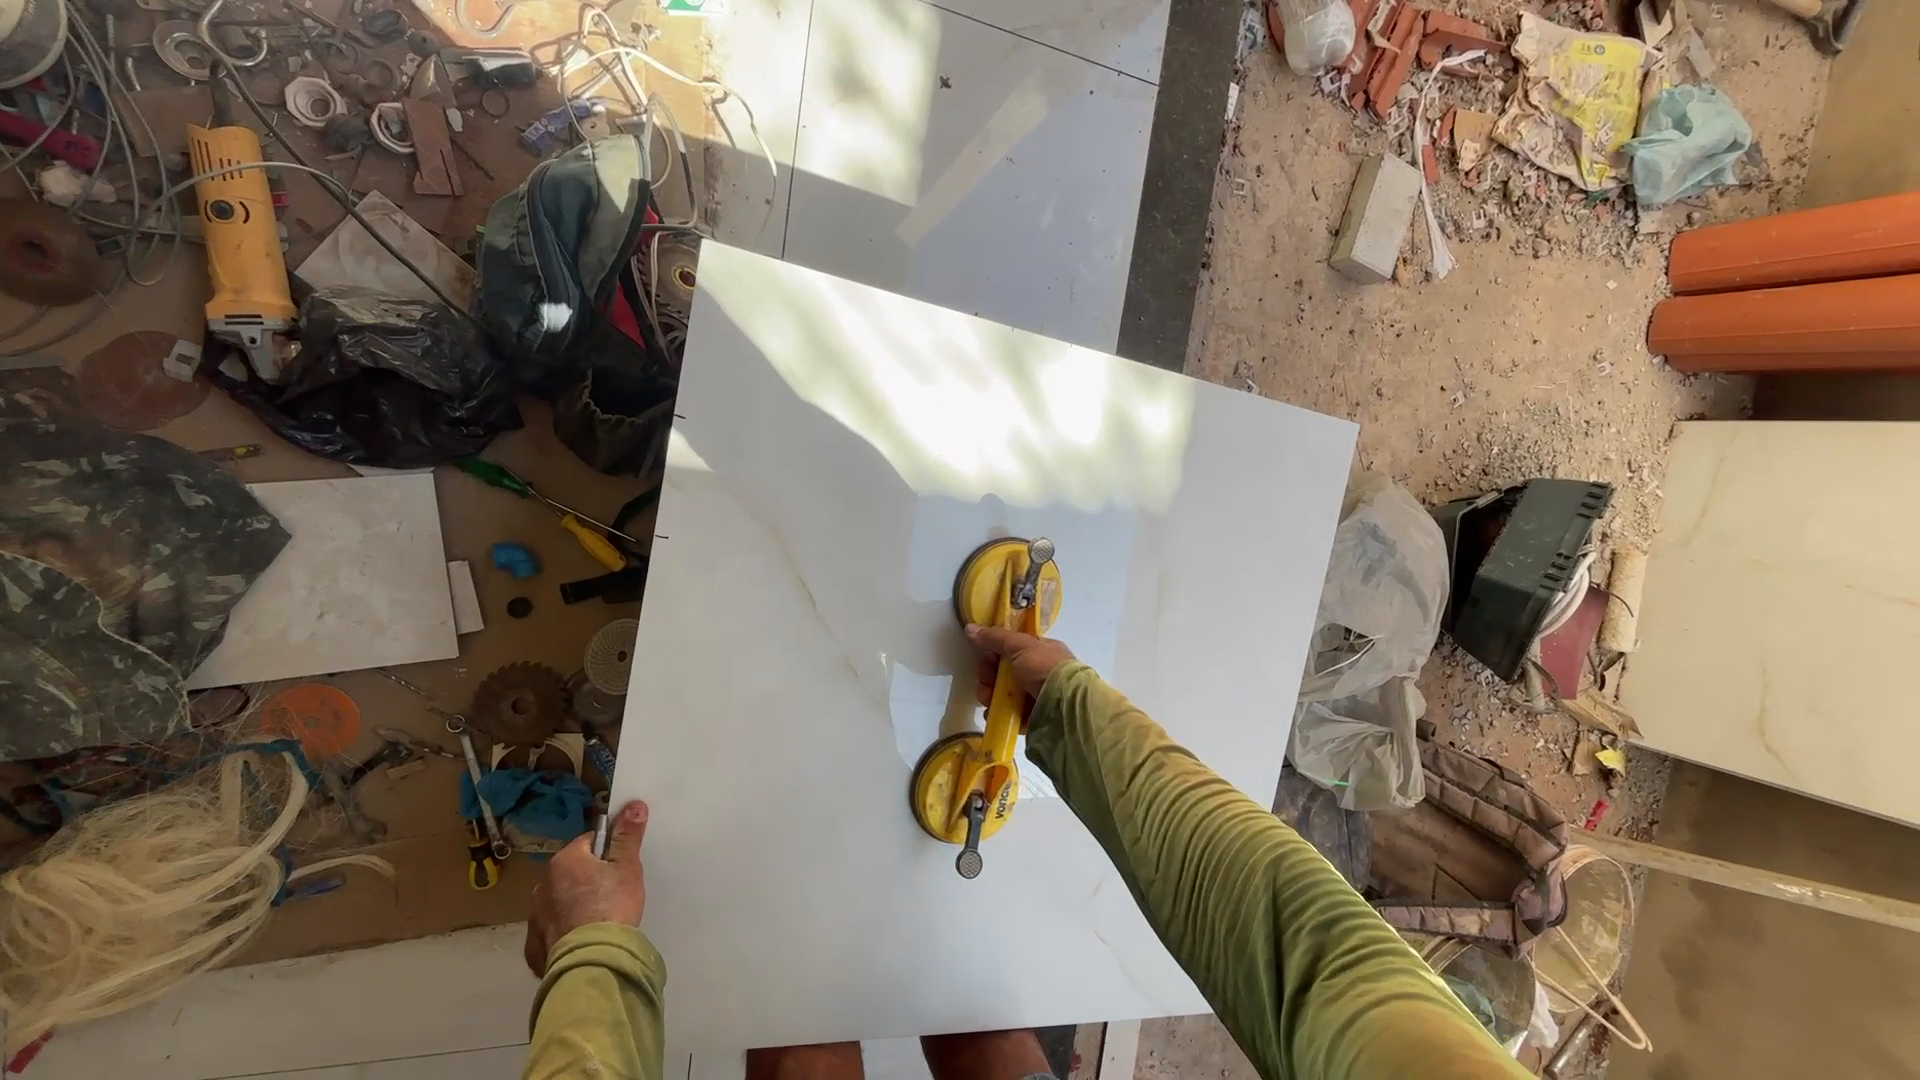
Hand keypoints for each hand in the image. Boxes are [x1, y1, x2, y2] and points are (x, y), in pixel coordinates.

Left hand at [524, 800, 648, 976]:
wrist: (591, 960)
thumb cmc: (611, 906)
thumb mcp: (627, 867)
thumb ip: (627, 836)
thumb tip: (633, 805)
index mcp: (564, 861)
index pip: (588, 844)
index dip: (608, 852)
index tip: (620, 867)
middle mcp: (542, 885)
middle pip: (571, 873)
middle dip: (589, 880)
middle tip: (613, 894)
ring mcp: (534, 918)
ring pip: (559, 903)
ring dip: (573, 906)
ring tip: (598, 921)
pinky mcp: (534, 948)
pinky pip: (551, 932)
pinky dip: (563, 934)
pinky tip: (580, 941)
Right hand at [965, 623, 1075, 712]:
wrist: (1065, 704)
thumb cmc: (1045, 668)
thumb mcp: (1020, 646)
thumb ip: (995, 637)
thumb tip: (970, 628)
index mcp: (1041, 651)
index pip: (1011, 649)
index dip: (994, 653)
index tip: (985, 658)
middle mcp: (1040, 672)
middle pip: (1004, 672)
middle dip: (989, 677)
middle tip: (987, 682)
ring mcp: (1036, 695)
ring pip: (1004, 692)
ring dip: (990, 695)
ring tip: (989, 701)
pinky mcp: (1032, 715)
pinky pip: (1010, 712)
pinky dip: (999, 712)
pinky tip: (993, 713)